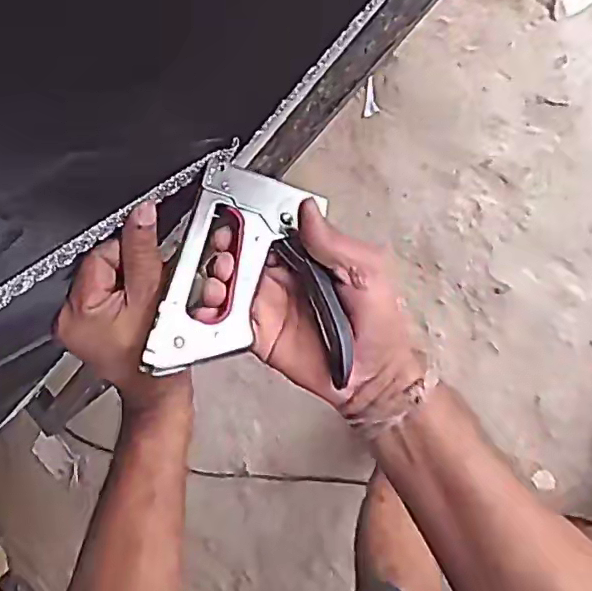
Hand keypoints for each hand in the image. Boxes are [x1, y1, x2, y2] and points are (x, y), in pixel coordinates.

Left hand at [55, 201, 189, 408]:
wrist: (159, 392)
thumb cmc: (158, 359)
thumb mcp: (154, 296)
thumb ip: (143, 252)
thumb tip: (141, 214)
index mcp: (77, 311)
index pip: (100, 254)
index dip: (131, 255)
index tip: (150, 267)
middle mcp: (68, 317)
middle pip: (104, 265)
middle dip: (133, 270)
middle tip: (150, 291)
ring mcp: (76, 324)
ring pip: (108, 278)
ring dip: (133, 282)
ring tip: (146, 306)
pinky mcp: (87, 327)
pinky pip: (107, 294)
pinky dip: (127, 295)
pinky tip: (139, 310)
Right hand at [195, 200, 427, 421]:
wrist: (375, 379)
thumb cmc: (380, 327)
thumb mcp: (367, 272)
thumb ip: (333, 243)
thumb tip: (307, 211)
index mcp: (306, 258)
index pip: (268, 231)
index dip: (247, 224)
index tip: (236, 222)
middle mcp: (282, 279)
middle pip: (240, 255)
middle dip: (224, 250)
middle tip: (224, 255)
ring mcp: (267, 305)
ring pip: (228, 284)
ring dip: (215, 280)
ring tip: (220, 284)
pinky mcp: (258, 333)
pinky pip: (226, 320)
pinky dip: (210, 314)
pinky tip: (211, 310)